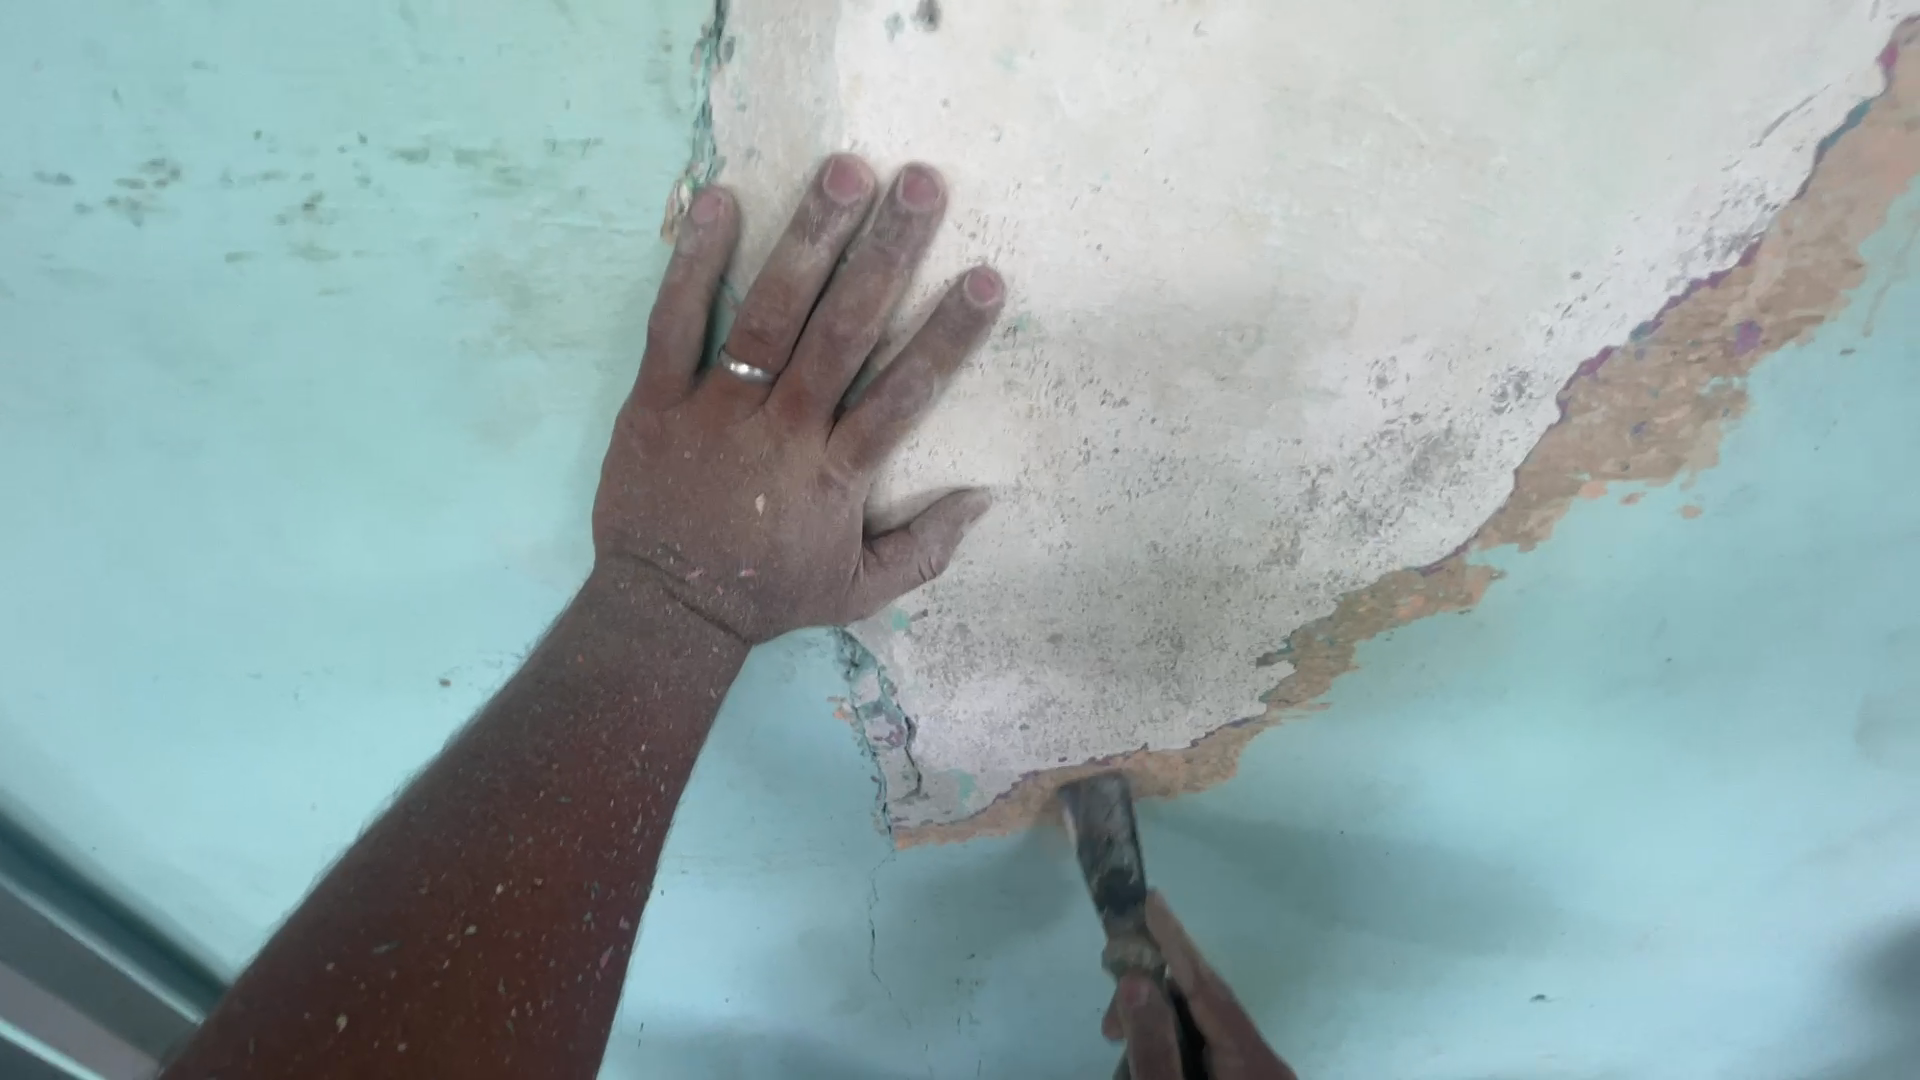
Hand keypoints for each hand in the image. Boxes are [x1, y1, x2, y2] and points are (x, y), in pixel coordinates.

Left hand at [594, 155, 1004, 643]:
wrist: (669, 609)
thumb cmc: (771, 594)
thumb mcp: (862, 592)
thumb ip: (927, 549)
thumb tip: (984, 497)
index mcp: (836, 475)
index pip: (904, 395)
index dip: (948, 336)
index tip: (986, 280)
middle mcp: (784, 430)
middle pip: (843, 333)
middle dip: (887, 256)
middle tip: (922, 185)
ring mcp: (717, 409)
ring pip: (769, 314)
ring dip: (809, 239)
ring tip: (846, 169)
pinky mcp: (657, 400)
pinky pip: (675, 323)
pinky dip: (695, 263)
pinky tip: (723, 199)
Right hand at [1102, 893, 1298, 1079]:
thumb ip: (1154, 1047)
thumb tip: (1135, 980)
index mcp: (1254, 1065)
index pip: (1207, 986)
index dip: (1175, 940)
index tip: (1150, 897)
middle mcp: (1264, 1065)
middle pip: (1202, 1005)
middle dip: (1152, 994)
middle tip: (1109, 1019)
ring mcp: (1256, 1077)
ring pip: (1201, 1027)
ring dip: (1157, 1022)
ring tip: (1117, 1037)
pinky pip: (1206, 1050)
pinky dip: (1172, 1043)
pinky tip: (1146, 1056)